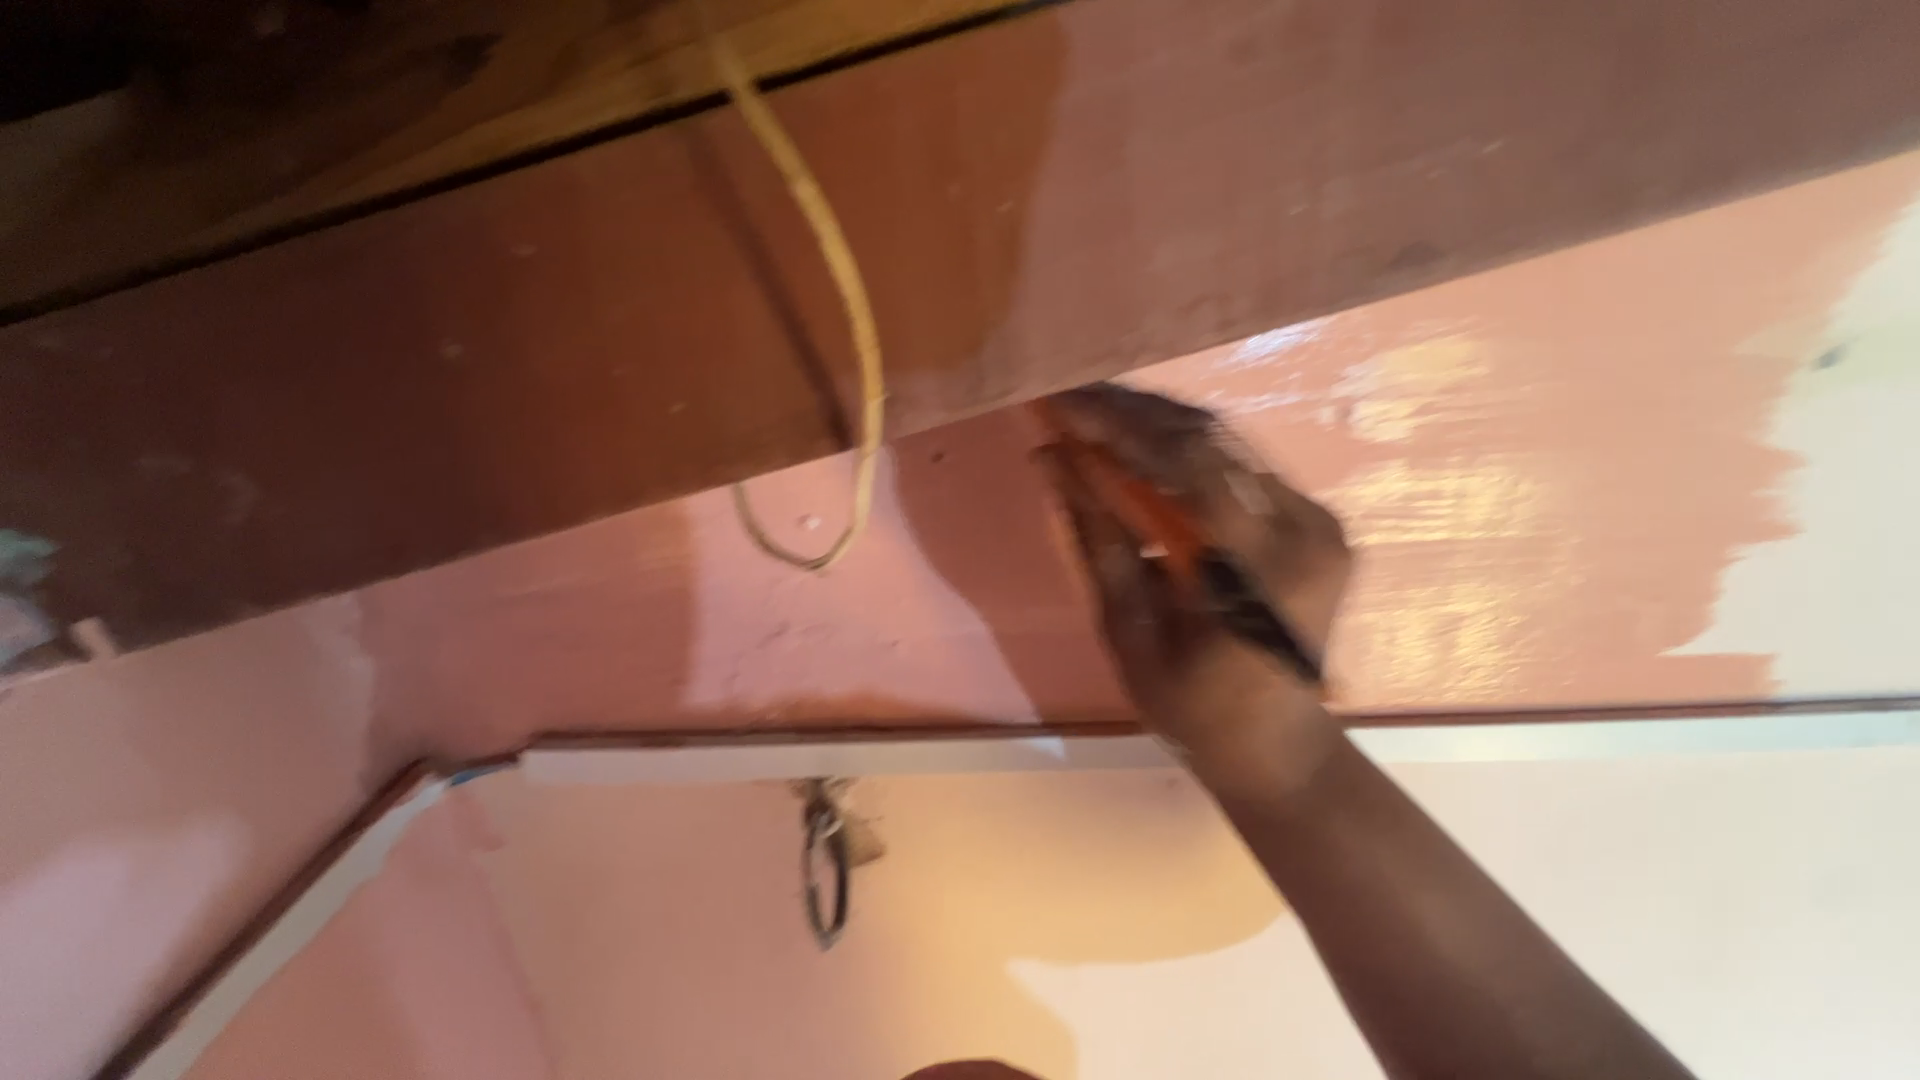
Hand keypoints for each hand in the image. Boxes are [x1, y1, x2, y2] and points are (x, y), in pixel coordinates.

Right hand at [1034, 384, 1353, 785]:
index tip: (1058, 405)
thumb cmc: (1194, 710)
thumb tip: (1053, 459)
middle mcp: (1305, 529)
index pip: (1188, 462)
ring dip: (1155, 423)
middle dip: (1131, 412)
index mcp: (1261, 569)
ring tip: (1092, 412)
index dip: (1118, 424)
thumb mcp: (1128, 632)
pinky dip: (1183, 450)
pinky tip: (1136, 444)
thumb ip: (1098, 538)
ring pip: (1228, 441)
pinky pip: (1240, 465)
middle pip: (1212, 437)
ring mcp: (1320, 520)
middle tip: (1068, 400)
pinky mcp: (1317, 519)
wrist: (1280, 746)